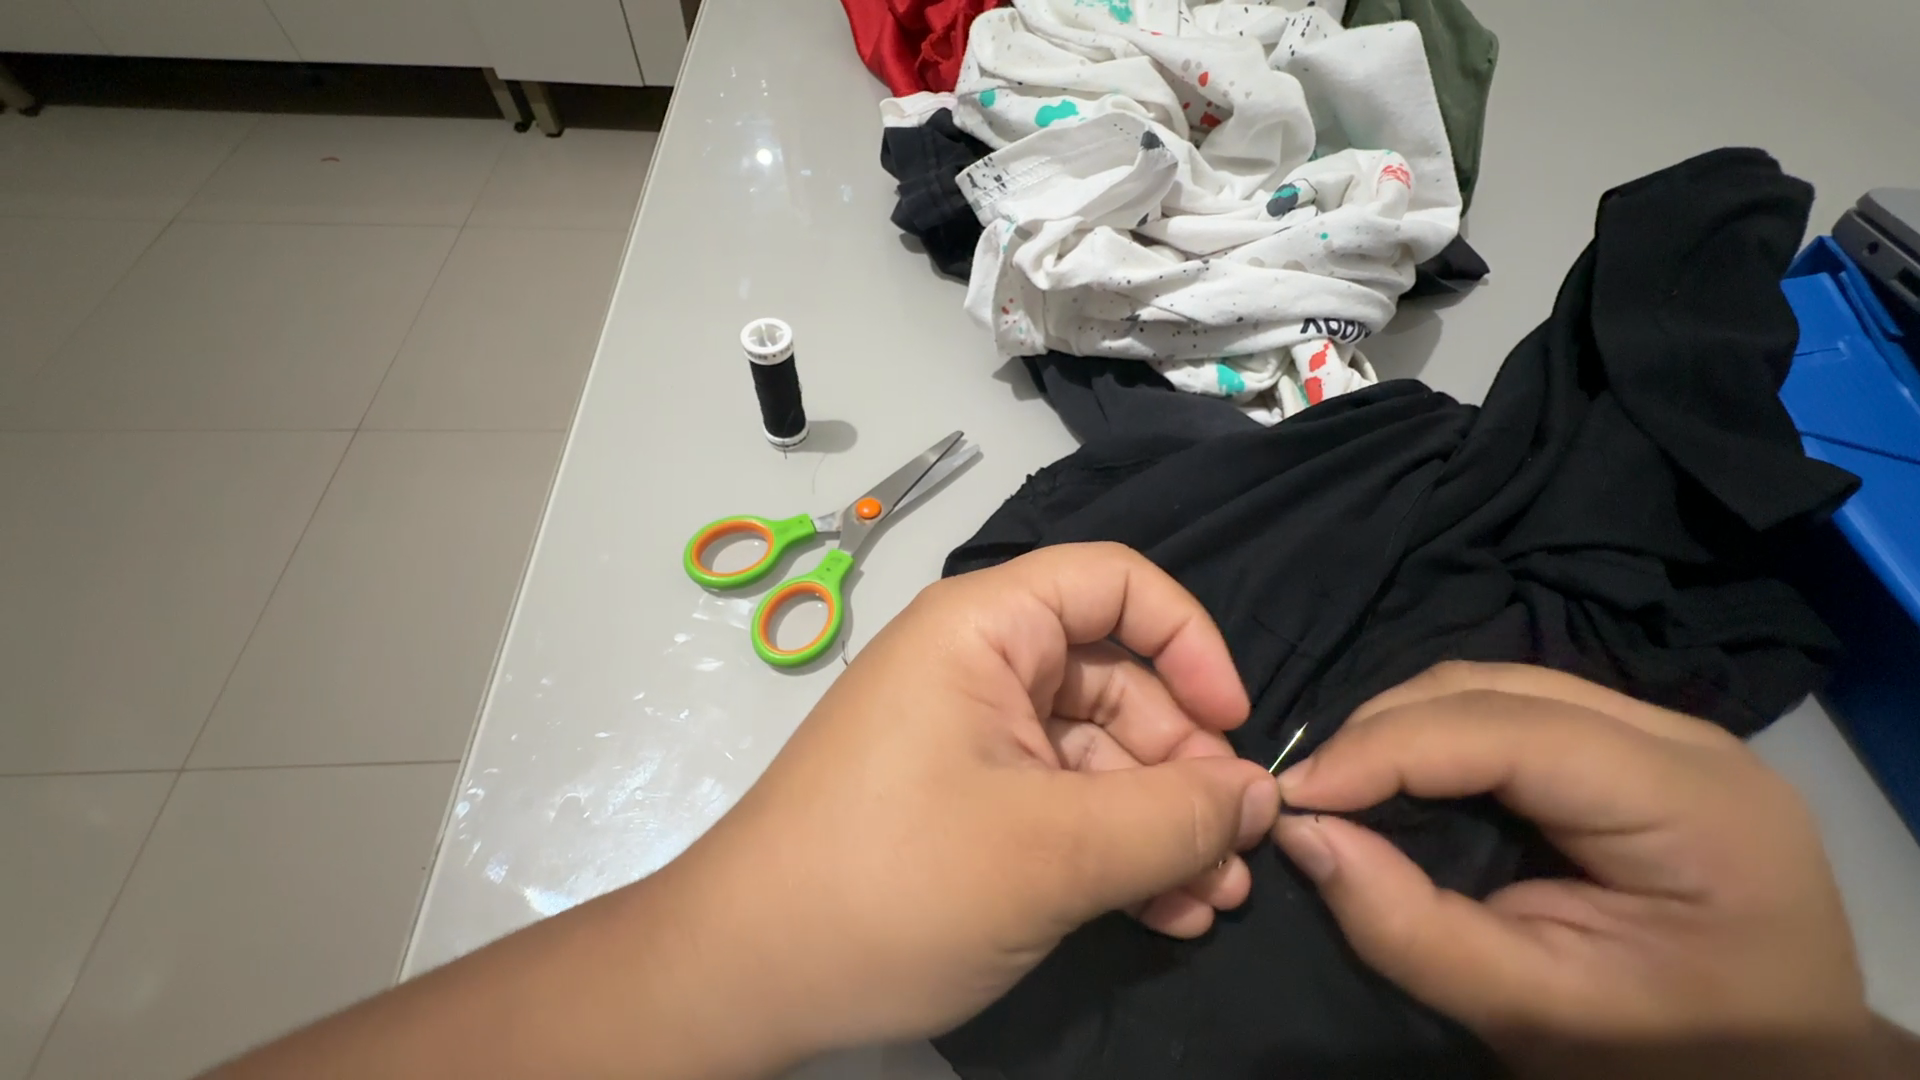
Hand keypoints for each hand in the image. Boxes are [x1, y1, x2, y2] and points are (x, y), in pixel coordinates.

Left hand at [663, 542, 1280, 1067]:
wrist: (745, 974)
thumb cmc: (896, 881)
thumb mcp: (1053, 851)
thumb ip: (1173, 817)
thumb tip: (1260, 794)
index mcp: (984, 628)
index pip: (1113, 583)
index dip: (1188, 639)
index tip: (1234, 723)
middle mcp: (978, 664)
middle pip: (1116, 678)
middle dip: (1184, 764)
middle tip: (1238, 852)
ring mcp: (970, 734)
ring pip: (1096, 751)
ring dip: (1160, 821)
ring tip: (1215, 898)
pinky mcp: (966, 797)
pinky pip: (1061, 799)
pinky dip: (1115, 847)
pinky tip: (1165, 911)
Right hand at [1271, 663, 1882, 1077]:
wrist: (1766, 1064)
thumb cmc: (1666, 1053)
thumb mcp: (1534, 1014)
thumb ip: (1411, 929)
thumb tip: (1299, 834)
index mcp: (1694, 807)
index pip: (1507, 732)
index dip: (1385, 749)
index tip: (1296, 795)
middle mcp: (1677, 740)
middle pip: (1486, 690)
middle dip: (1379, 732)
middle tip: (1311, 794)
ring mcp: (1652, 729)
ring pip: (1481, 684)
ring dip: (1396, 726)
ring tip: (1343, 784)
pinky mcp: (1618, 739)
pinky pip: (1495, 706)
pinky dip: (1426, 732)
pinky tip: (1395, 773)